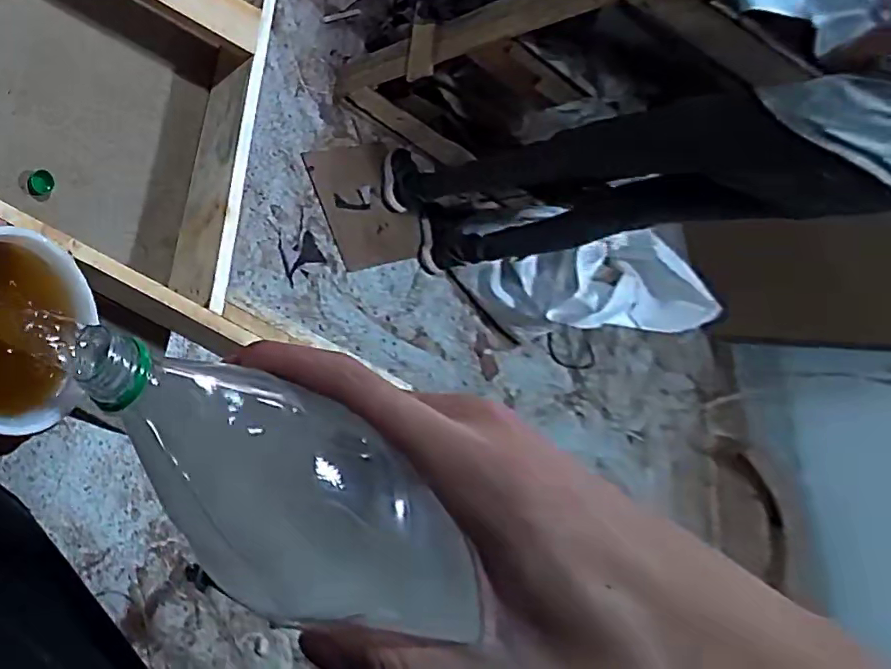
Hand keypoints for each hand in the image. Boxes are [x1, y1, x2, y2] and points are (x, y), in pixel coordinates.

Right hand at [231, 342, 879, 668]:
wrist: (764, 657)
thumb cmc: (635, 650)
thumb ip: (411, 658)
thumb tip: (309, 640)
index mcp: (469, 460)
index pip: (356, 383)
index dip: (288, 362)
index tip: (236, 365)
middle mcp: (477, 424)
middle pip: (367, 388)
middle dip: (303, 394)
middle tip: (255, 431)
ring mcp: (500, 430)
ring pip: (396, 404)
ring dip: (341, 414)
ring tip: (303, 457)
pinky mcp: (516, 445)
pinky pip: (424, 419)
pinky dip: (379, 430)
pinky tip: (377, 484)